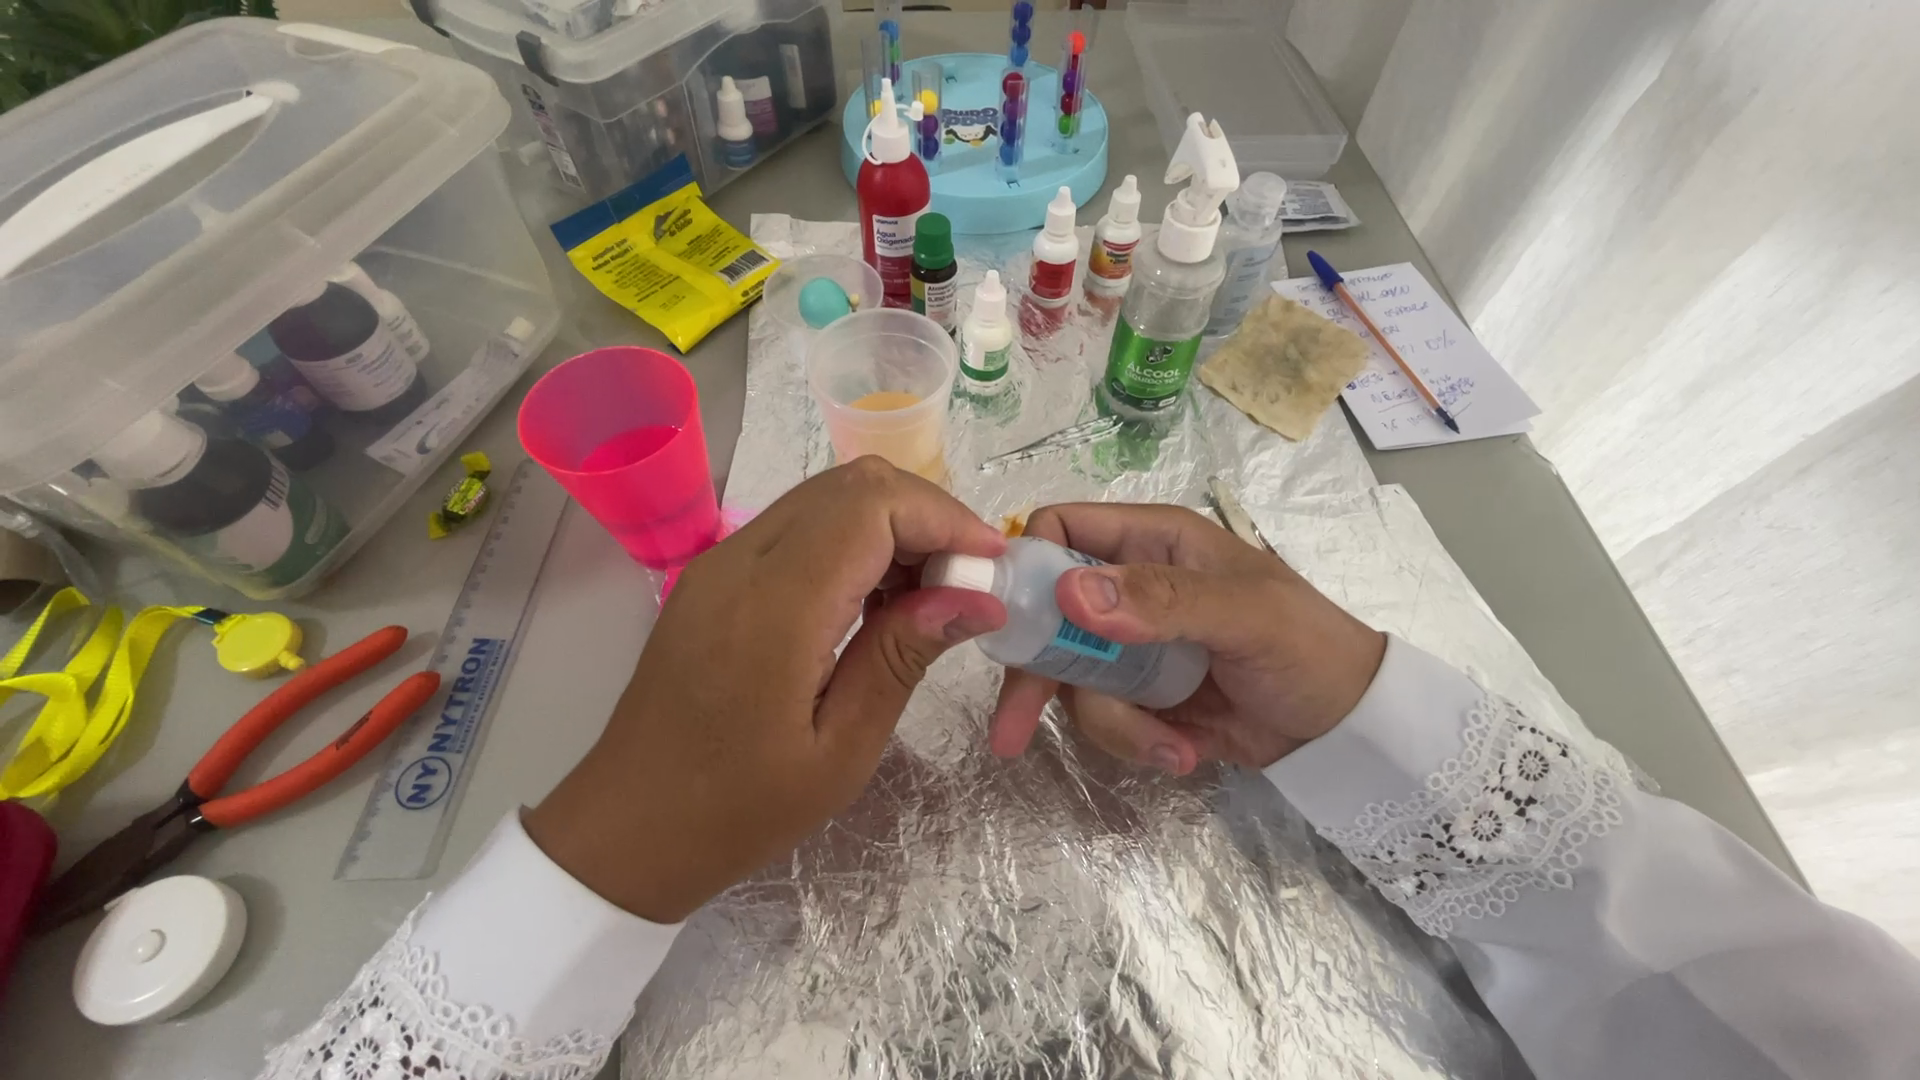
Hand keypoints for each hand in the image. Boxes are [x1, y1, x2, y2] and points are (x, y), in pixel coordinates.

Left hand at [526, 458, 1007, 921]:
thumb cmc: (738, 808)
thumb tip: (977, 596)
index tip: (990, 564)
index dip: (943, 517)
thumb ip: (904, 655)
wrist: (629, 827)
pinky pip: (800, 526)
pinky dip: (853, 540)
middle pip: (852, 485)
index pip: (872, 506)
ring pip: (827, 498)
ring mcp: (721, 561)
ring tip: (929, 593)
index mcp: (774, 607)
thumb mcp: (840, 748)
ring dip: (891, 525)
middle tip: (965, 579)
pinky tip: (875, 598)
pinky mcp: (716, 573)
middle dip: (925, 514)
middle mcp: (741, 560)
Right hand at [989, 503, 1385, 774]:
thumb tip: (1070, 593)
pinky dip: (1133, 742)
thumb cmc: (1309, 648)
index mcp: (1150, 541)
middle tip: (1012, 728)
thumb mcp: (1246, 615)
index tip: (1005, 621)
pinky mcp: (1138, 696)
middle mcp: (1127, 586)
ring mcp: (1129, 645)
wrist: (1348, 729)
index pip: (1060, 529)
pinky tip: (1183, 753)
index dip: (1025, 566)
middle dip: (1035, 673)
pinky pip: (1102, 717)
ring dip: (1109, 722)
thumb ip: (1163, 599)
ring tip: (1171, 746)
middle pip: (1045, 615)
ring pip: (1069, 676)